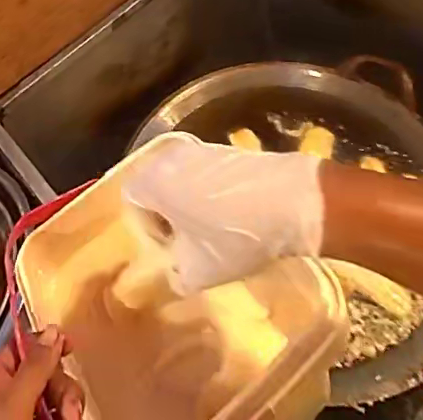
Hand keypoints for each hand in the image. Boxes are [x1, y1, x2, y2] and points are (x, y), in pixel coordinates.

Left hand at [0, 327, 84, 419]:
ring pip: (53, 394)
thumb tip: (54, 328)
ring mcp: (16, 414)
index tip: (70, 347)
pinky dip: (64, 415)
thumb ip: (34, 367)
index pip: (22, 346)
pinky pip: (54, 412)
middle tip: (70, 410)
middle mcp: (1, 396)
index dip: (47, 343)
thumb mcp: (13, 405)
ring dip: (67, 404)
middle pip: (44, 371)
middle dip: (62, 387)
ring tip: (71, 418)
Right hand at [121, 136, 323, 293]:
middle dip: (166, 217)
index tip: (169, 250)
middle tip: (187, 245)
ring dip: (188, 206)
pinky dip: (208, 195)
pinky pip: (203, 173)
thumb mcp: (196, 272)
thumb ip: (171, 274)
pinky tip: (233, 218)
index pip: (130, 201)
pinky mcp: (227, 150)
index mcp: (154, 179)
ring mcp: (202, 148)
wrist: (292, 201)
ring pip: (180, 180)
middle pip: (154, 187)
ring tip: (212, 235)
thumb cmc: (233, 235)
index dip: (145, 230)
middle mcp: (172, 156)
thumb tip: (170, 272)